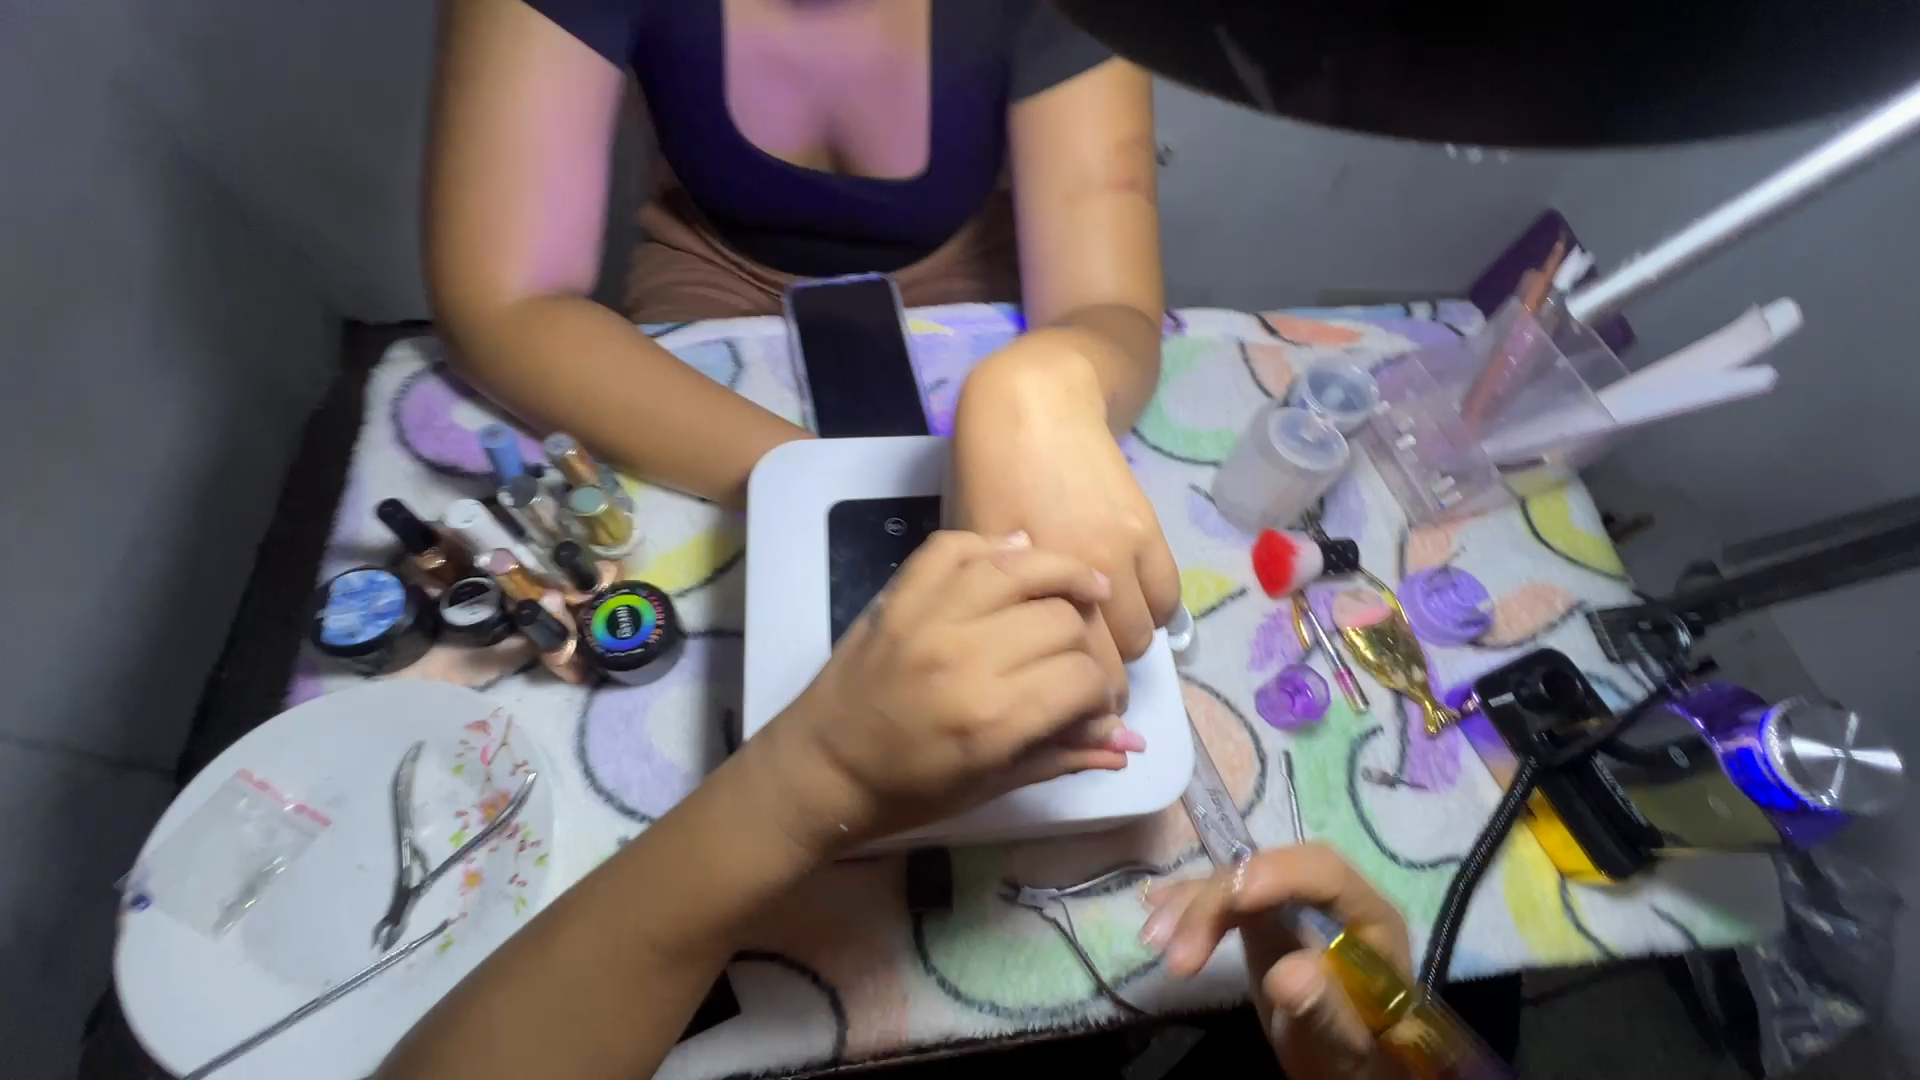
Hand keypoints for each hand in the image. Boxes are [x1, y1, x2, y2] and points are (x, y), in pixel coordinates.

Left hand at [758, 530, 1146, 853]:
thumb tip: (1129, 742)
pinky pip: (956, 547)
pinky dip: (993, 545)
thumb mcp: (989, 786)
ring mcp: (927, 615)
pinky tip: (1019, 555)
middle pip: (1060, 619)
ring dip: (1062, 570)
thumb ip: (1062, 756)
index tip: (1096, 702)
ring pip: (1018, 566)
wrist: (820, 767)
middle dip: (1085, 641)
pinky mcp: (900, 594)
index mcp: (988, 717)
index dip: (1103, 691)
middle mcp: (963, 655)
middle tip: (1080, 658)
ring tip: (1085, 584)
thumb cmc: (906, 792)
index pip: (1081, 677)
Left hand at [950, 334, 1180, 710]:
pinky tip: (1132, 600)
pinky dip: (1153, 609)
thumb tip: (1019, 647)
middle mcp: (1070, 583)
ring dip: (1125, 645)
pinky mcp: (1148, 533)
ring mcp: (1116, 557)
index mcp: (1016, 592)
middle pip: (1105, 665)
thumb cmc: (984, 475)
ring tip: (1109, 637)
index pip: (1058, 678)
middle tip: (1090, 686)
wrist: (1034, 406)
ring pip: (1140, 636)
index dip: (1070, 706)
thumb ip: (997, 604)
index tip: (1070, 711)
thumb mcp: (971, 547)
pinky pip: (1168, 597)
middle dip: (1099, 686)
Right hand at [1141, 846, 1412, 1079]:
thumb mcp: (1346, 1041)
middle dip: (1215, 903)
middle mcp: (1322, 893)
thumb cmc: (1358, 1055)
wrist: (1345, 1065)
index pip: (1321, 870)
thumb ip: (1325, 1007)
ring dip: (1190, 905)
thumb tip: (1289, 976)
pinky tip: (1156, 908)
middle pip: (1263, 873)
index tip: (1234, 898)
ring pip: (1231, 882)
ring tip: (1155, 940)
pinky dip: (1186, 903)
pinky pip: (1219, 898)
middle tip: (1179, 955)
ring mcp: (1287, 898)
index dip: (1276, 873)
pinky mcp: (1258, 912)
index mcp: (1365, 912)